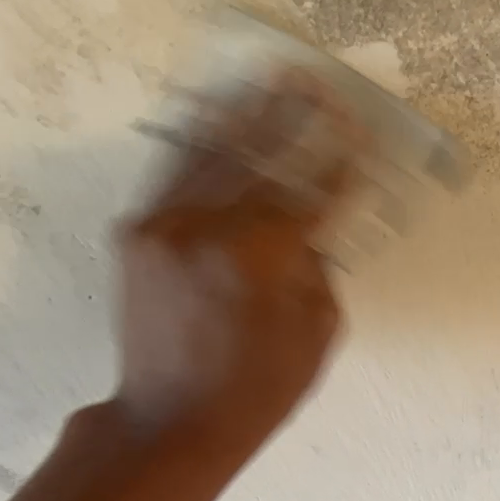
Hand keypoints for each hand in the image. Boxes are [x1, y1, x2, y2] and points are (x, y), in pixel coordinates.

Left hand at [113, 77, 361, 455]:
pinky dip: (198, 143)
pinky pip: (173, 174)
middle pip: (257, 160)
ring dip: (243, 117)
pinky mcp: (136, 232)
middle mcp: (201, 229)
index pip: (310, 196)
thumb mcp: (318, 330)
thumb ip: (317, 270)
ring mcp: (160, 225)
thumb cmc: (263, 385)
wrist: (175, 416)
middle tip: (319, 90)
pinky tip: (218, 118)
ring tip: (270, 84)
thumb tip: (310, 231)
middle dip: (293, 123)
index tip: (362, 140)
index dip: (340, 166)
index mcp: (258, 258)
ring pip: (207, 155)